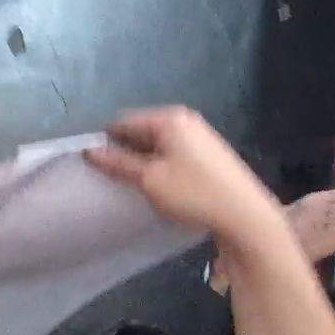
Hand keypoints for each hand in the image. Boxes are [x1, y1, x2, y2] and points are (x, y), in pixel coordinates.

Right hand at [85, 106, 287, 257]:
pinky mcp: (207, 153)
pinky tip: (159, 186)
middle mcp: (184, 120)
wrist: (244, 214)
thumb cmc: (192, 193)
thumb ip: (118, 163)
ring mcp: (198, 135)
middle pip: (140, 130)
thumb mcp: (149, 179)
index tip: (95, 167)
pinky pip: (171, 152)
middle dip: (124, 151)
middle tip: (114, 179)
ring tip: (136, 185)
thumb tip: (90, 151)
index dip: (106, 142)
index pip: (123, 122)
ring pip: (156, 143)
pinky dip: (159, 165)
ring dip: (142, 161)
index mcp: (168, 119)